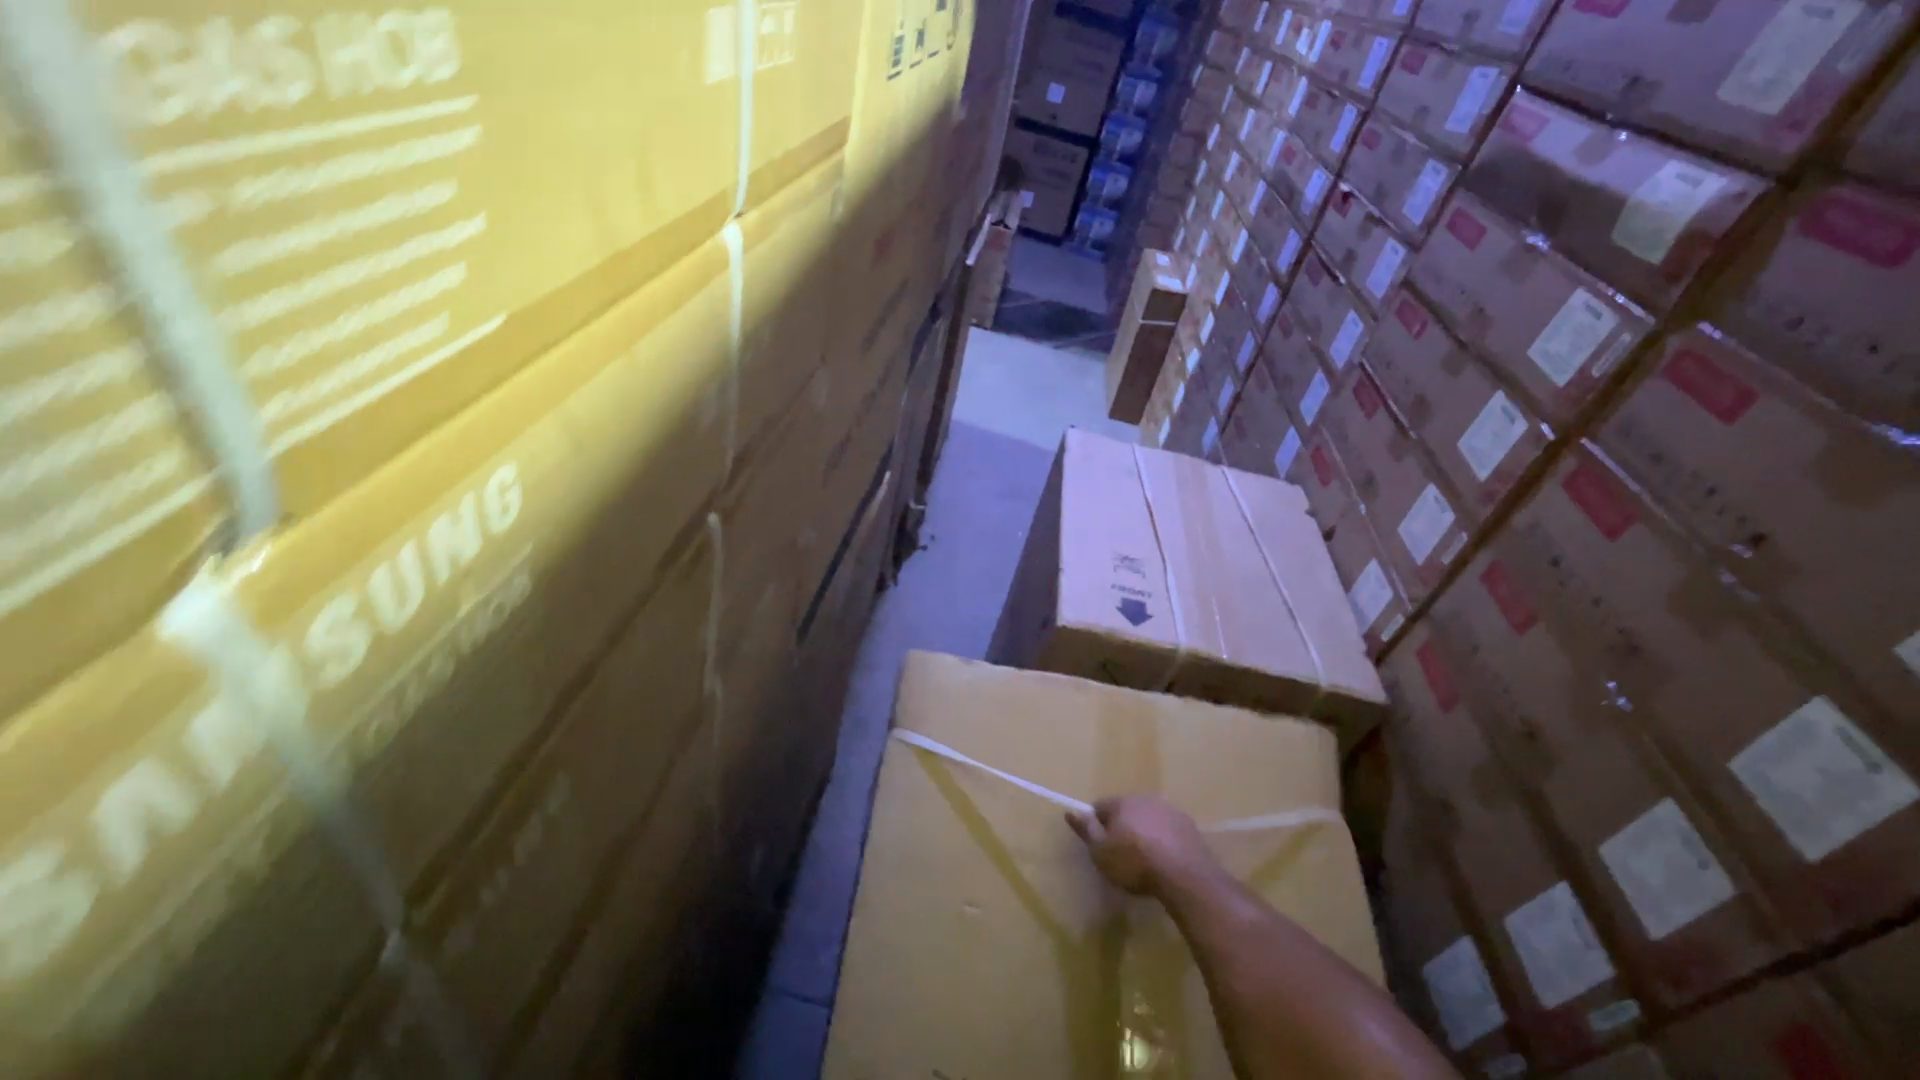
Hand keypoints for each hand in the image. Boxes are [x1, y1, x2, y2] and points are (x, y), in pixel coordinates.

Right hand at [1066, 795, 1216, 896]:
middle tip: (1122, 854)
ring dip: (1145, 831)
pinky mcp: (1189, 826)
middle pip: (1126, 810)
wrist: (1184, 876)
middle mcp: (1146, 799)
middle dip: (1122, 827)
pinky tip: (1166, 860)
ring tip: (1146, 859)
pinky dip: (1164, 839)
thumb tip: (1070, 811)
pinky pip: (1169, 829)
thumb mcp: (1101, 852)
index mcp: (1122, 803)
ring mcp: (1171, 811)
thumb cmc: (1135, 864)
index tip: (1100, 846)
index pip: (1100, 807)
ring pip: (1149, 818)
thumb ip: (1086, 830)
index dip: (1096, 825)